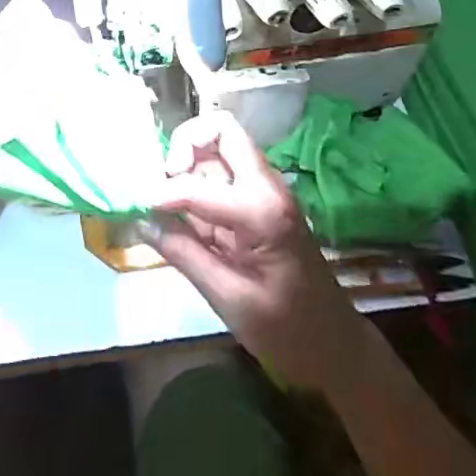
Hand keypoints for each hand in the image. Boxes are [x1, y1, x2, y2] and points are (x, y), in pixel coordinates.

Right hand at [148, 112, 369, 390]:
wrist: (335, 345)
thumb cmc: (286, 329)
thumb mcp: (228, 298)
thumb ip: (183, 253)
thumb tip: (140, 220)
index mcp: (262, 210)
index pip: (197, 184)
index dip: (162, 194)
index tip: (142, 211)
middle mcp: (266, 187)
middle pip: (220, 131)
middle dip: (183, 146)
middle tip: (163, 183)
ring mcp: (264, 191)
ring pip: (218, 147)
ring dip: (188, 162)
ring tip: (167, 201)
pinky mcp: (258, 202)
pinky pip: (221, 173)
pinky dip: (195, 180)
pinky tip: (182, 212)